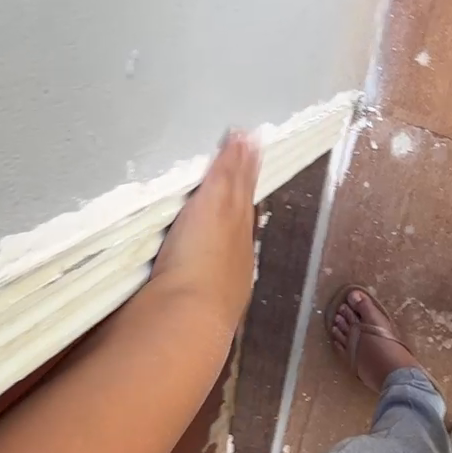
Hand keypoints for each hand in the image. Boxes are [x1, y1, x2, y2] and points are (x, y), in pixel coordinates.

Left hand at [151, 130, 260, 328]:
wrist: (195, 311)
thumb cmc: (198, 317)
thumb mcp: (206, 310)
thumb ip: (204, 303)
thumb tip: (208, 314)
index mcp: (237, 267)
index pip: (240, 232)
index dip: (242, 212)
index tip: (244, 197)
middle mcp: (239, 242)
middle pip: (244, 203)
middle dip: (250, 178)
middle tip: (257, 152)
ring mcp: (228, 220)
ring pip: (237, 186)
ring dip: (243, 161)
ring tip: (248, 137)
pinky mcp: (214, 202)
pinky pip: (226, 174)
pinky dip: (232, 155)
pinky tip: (236, 135)